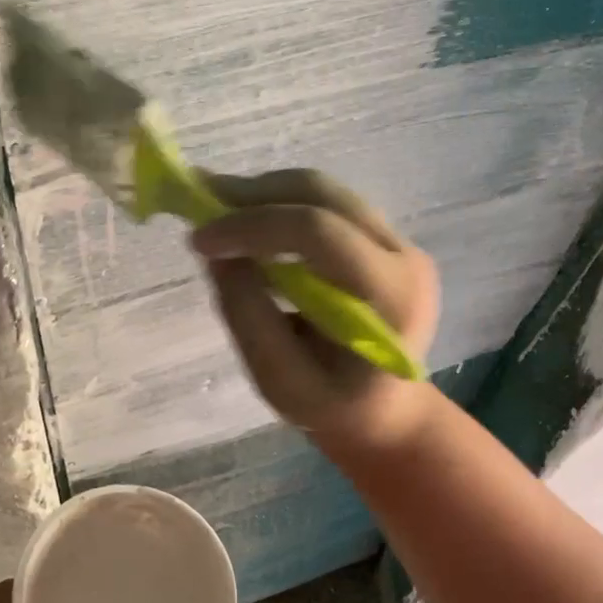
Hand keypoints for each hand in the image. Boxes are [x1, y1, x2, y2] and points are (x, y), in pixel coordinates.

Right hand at [191, 169, 439, 447]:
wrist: (388, 411)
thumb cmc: (335, 407)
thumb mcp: (282, 384)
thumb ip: (249, 320)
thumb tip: (218, 254)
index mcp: (392, 298)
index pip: (320, 233)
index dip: (254, 226)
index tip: (200, 239)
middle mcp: (405, 257)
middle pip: (324, 196)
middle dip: (255, 195)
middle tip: (197, 201)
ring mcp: (399, 242)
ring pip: (324, 192)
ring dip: (264, 195)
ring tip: (213, 208)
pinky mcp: (383, 238)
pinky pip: (326, 205)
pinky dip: (279, 206)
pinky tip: (245, 224)